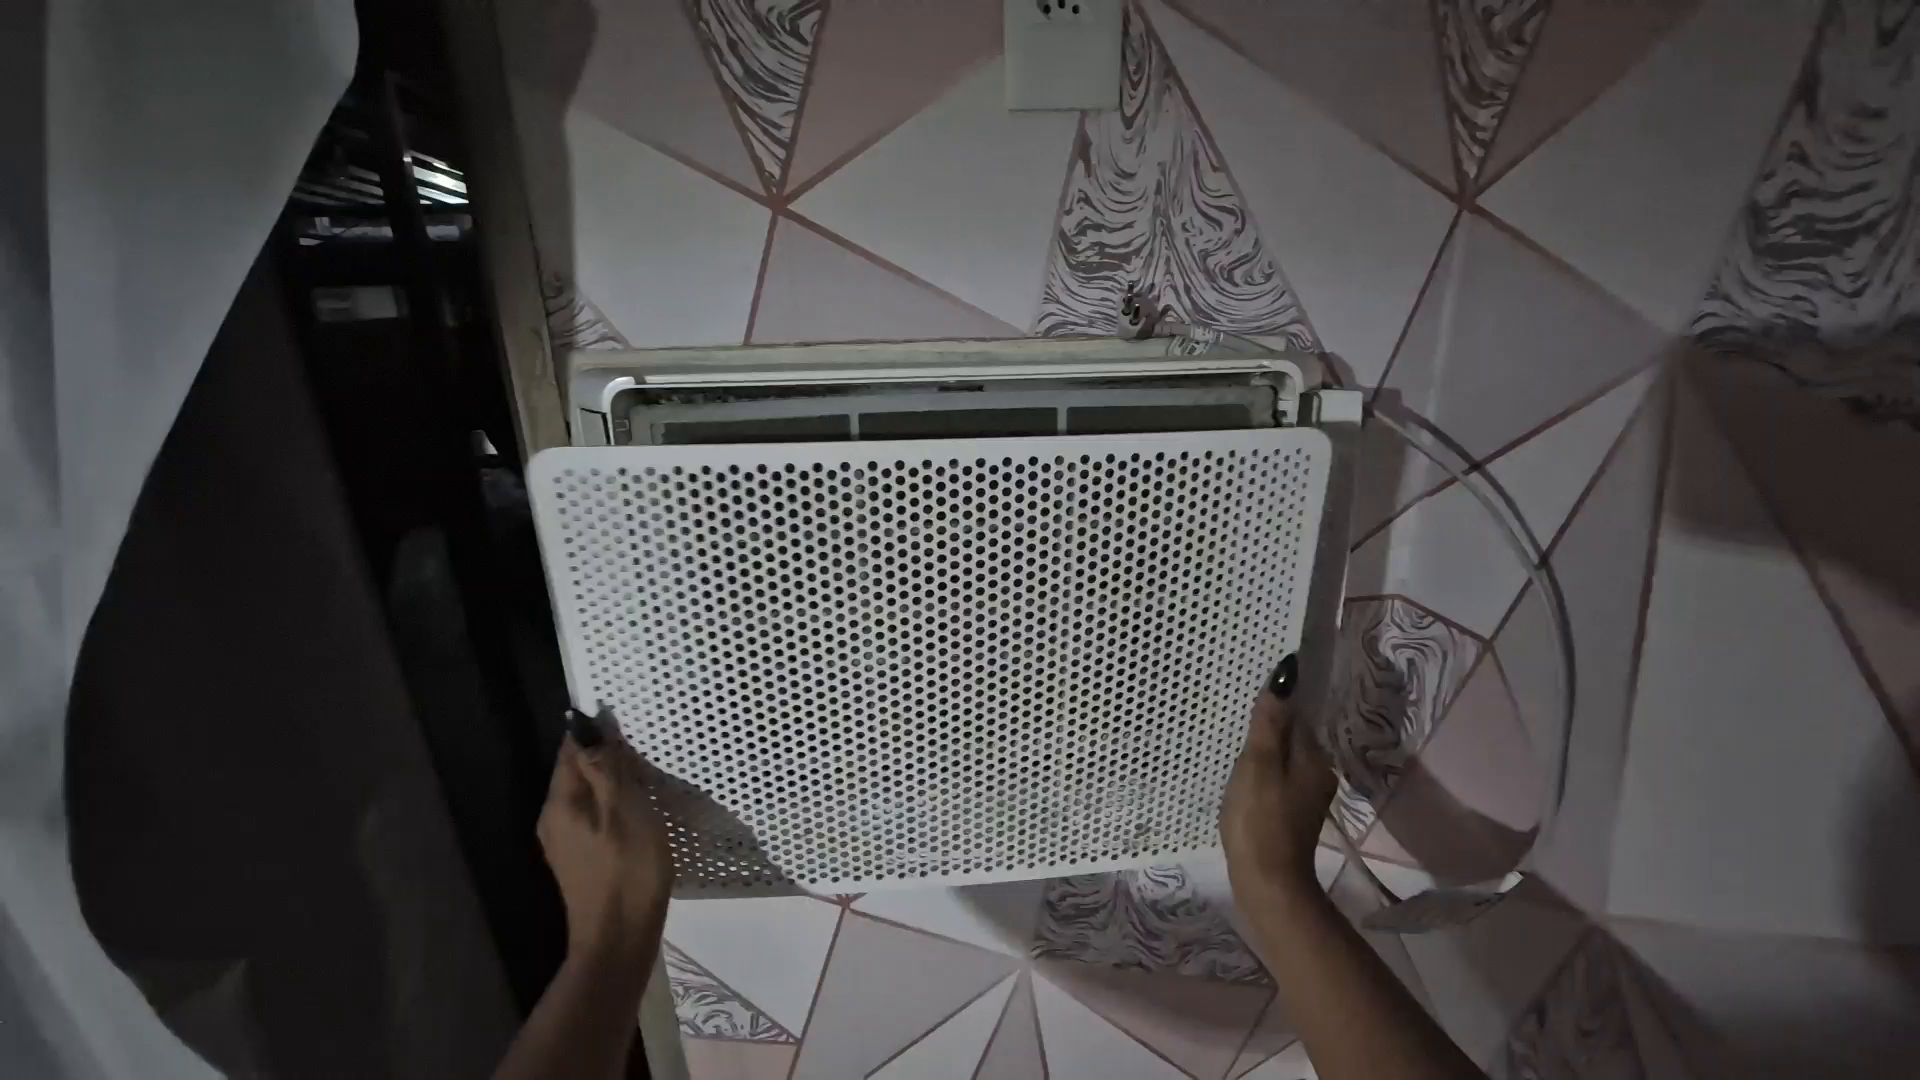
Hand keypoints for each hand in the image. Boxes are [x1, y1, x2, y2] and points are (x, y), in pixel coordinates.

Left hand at [537, 732, 675, 962]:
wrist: (619, 939)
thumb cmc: (628, 869)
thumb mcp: (625, 810)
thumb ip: (605, 767)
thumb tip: (587, 725)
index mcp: (560, 803)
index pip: (570, 749)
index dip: (595, 730)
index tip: (628, 719)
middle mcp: (553, 819)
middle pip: (576, 771)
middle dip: (605, 753)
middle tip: (644, 743)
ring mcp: (565, 842)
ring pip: (587, 794)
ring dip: (612, 779)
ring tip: (646, 771)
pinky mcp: (581, 859)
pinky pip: (594, 815)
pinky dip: (614, 803)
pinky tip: (638, 807)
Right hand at [1220, 673, 1337, 906]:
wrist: (1267, 882)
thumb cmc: (1260, 818)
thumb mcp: (1258, 764)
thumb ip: (1268, 722)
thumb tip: (1285, 676)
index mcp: (1312, 758)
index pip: (1296, 715)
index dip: (1273, 703)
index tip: (1244, 696)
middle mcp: (1317, 773)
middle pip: (1292, 737)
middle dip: (1268, 725)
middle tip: (1233, 715)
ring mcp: (1305, 797)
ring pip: (1284, 758)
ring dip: (1263, 748)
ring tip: (1233, 742)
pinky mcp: (1291, 814)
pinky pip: (1277, 778)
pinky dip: (1262, 771)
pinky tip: (1242, 775)